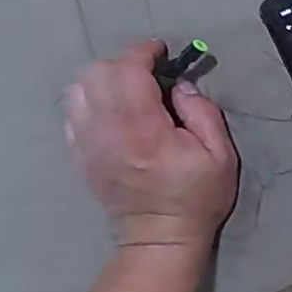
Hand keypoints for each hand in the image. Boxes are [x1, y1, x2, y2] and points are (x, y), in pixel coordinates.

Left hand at [63, 41, 238, 251]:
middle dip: (123, 64)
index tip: (161, 53)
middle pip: (96, 73)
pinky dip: (90, 101)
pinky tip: (112, 112)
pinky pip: (71, 112)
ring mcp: (87, 144)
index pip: (128, 71)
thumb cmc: (195, 197)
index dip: (144, 52)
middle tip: (148, 75)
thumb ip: (203, 112)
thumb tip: (180, 86)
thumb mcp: (220, 155)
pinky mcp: (78, 155)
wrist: (158, 239)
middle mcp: (107, 132)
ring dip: (103, 80)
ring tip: (128, 92)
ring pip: (77, 89)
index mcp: (143, 130)